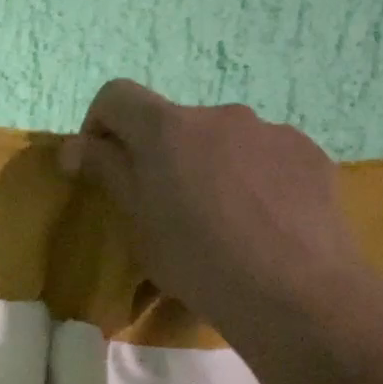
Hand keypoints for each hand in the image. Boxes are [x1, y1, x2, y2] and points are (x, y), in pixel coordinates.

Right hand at [58, 79, 366, 325]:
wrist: (291, 288)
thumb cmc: (195, 259)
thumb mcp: (137, 222)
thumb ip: (108, 173)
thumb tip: (75, 146)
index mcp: (167, 130)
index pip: (116, 96)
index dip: (98, 126)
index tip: (100, 168)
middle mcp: (220, 115)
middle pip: (171, 124)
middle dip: (156, 157)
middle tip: (159, 211)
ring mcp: (270, 130)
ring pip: (219, 142)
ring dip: (204, 169)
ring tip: (213, 223)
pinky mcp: (307, 152)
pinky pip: (262, 156)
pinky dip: (247, 180)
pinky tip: (254, 224)